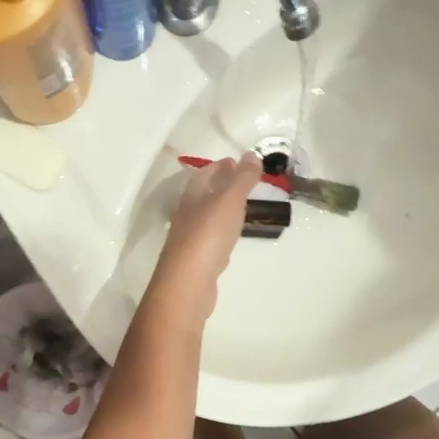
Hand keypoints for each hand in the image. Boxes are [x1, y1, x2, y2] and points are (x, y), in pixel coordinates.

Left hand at [150, 153, 260, 317]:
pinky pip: (210, 241)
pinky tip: (229, 240)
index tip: (239, 162)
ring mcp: (189, 241)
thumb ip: (242, 178)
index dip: (222, 166)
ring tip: (241, 208)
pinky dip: (220, 234)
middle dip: (221, 186)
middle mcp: (186, 216)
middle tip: (245, 183)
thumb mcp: (229, 200)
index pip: (205, 174)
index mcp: (192, 197)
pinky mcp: (195, 263)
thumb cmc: (208, 236)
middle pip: (203, 195)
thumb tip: (252, 154)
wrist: (188, 284)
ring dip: (221, 210)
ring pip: (206, 218)